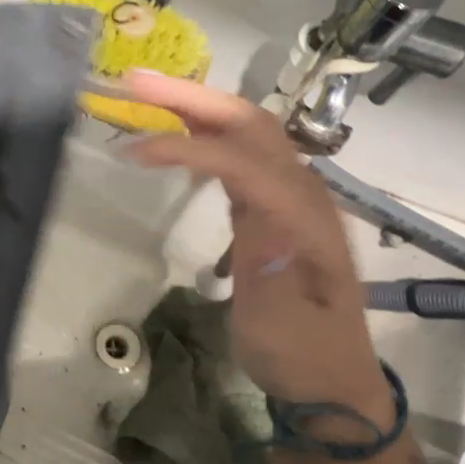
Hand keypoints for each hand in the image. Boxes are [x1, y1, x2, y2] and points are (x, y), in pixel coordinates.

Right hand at [118, 71, 387, 413]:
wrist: (333, 381)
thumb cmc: (302, 356)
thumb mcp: (283, 330)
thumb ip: (274, 276)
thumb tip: (258, 224)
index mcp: (305, 220)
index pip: (244, 161)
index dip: (188, 148)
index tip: (132, 152)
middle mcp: (303, 194)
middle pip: (250, 124)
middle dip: (192, 97)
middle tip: (134, 82)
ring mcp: (291, 198)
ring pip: (244, 132)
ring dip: (195, 108)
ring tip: (143, 95)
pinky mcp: (275, 208)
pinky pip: (240, 155)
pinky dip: (203, 136)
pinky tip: (173, 141)